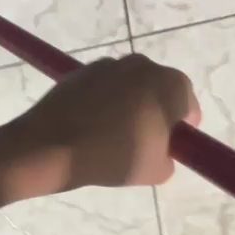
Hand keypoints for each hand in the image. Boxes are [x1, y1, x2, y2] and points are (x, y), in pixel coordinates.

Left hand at [0, 54, 200, 196]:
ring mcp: (105, 65)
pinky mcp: (76, 72)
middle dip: (154, 108)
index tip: (170, 141)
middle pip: (155, 87)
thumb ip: (168, 155)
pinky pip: (98, 87)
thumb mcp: (157, 169)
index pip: (185, 101)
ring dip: (125, 102)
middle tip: (143, 137)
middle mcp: (140, 65)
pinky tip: (89, 123)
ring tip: (111, 132)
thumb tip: (159, 149)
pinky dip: (98, 100)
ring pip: (126, 85)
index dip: (180, 123)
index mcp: (169, 83)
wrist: (50, 145)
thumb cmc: (112, 156)